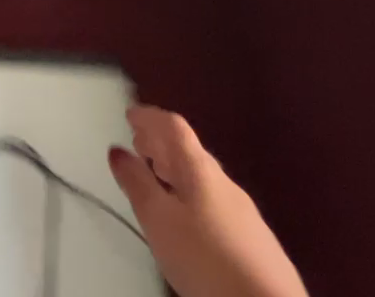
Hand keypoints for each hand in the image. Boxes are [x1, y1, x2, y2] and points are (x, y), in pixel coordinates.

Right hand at [108, 105, 307, 296]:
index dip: (150, 117)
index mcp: (201, 171)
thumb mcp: (157, 219)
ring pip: (204, 178)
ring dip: (176, 170)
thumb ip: (136, 182)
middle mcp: (225, 184)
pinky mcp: (256, 241)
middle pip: (191, 151)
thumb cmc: (205, 260)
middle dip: (161, 143)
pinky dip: (192, 194)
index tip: (129, 115)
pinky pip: (215, 201)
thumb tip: (118, 150)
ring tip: (155, 179)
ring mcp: (245, 213)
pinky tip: (187, 219)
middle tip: (136, 145)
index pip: (174, 128)